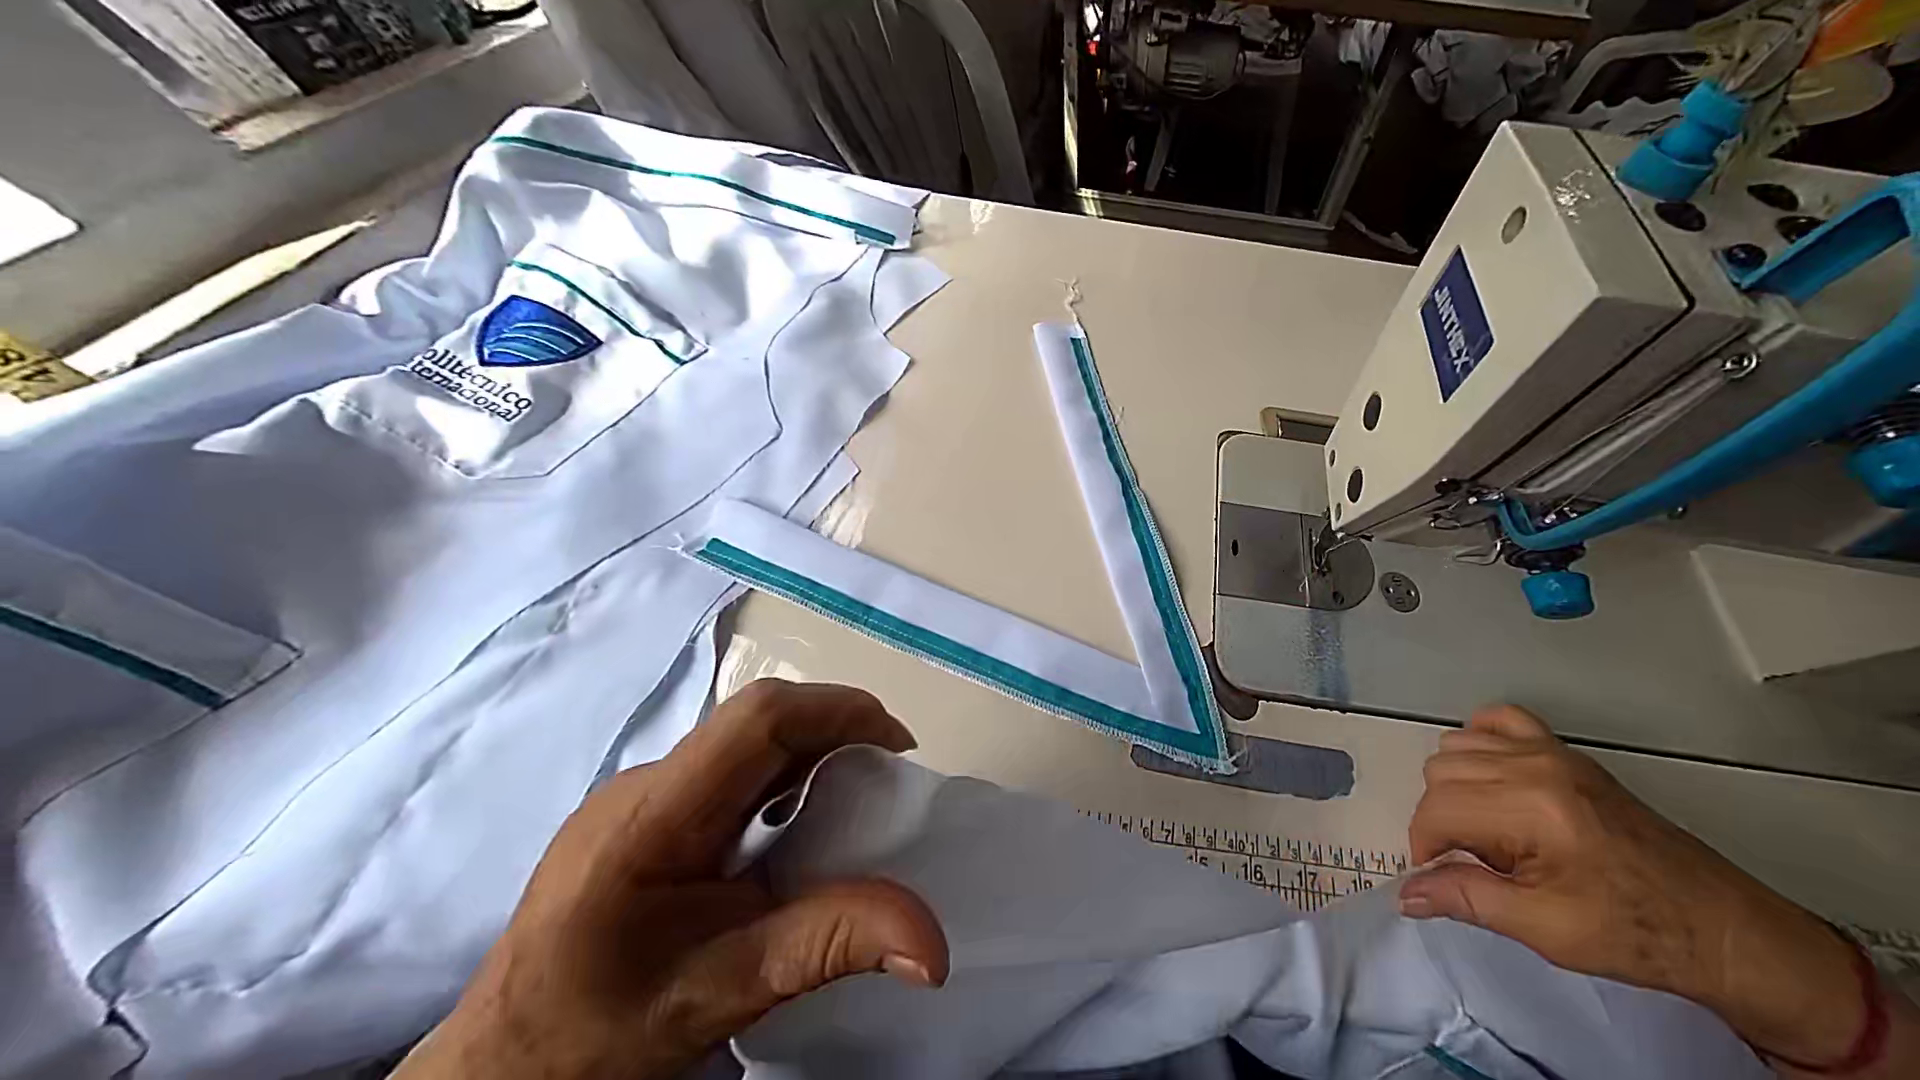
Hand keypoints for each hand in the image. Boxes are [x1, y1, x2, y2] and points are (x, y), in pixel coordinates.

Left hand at [394, 679, 948, 1079]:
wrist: (497, 1072)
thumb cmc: (596, 1037)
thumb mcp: (721, 993)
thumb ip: (826, 947)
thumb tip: (933, 943)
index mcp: (651, 815)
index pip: (755, 720)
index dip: (837, 712)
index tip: (898, 748)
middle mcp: (644, 784)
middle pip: (755, 722)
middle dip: (836, 731)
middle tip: (890, 780)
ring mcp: (640, 796)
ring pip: (744, 746)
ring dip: (812, 757)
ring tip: (858, 805)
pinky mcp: (644, 816)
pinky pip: (728, 775)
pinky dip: (783, 785)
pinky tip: (799, 834)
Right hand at [1400, 705, 1883, 1070]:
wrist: (1729, 932)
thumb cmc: (1638, 936)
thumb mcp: (1545, 930)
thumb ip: (1465, 899)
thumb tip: (1405, 893)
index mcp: (1534, 810)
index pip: (1437, 810)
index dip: (1425, 846)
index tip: (1440, 878)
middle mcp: (1537, 767)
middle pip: (1440, 774)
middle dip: (1440, 818)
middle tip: (1475, 861)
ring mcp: (1554, 753)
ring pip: (1456, 747)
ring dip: (1454, 786)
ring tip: (1488, 829)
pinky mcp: (1568, 753)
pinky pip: (1498, 720)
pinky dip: (1479, 740)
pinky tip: (1490, 777)